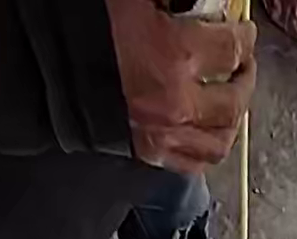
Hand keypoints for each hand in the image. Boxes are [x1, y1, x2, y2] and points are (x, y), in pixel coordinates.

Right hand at [105, 0, 255, 172]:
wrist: (51, 72)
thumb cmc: (88, 29)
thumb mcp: (134, 0)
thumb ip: (173, 0)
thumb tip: (196, 4)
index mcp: (175, 57)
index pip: (230, 50)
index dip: (244, 40)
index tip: (244, 33)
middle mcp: (177, 106)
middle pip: (233, 103)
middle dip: (245, 82)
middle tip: (244, 67)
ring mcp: (165, 136)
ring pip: (220, 143)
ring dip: (233, 123)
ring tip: (232, 104)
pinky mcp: (150, 154)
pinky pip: (194, 164)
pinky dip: (209, 151)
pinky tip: (210, 135)